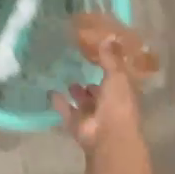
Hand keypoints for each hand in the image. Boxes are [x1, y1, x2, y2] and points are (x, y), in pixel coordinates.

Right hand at [55, 14, 159, 152]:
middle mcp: (109, 105)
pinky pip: (66, 110)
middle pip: (100, 93)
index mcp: (124, 94)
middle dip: (93, 84)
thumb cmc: (118, 104)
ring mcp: (92, 116)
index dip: (111, 68)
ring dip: (77, 93)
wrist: (107, 137)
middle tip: (82, 69)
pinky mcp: (76, 124)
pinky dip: (59, 102)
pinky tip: (50, 90)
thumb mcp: (117, 76)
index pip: (118, 79)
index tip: (100, 55)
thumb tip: (108, 36)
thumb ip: (110, 58)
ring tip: (67, 79)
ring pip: (83, 103)